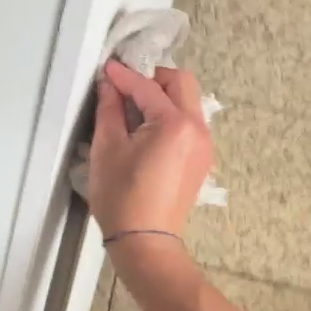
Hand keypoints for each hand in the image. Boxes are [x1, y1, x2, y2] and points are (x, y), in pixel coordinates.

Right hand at [88, 61, 212, 238]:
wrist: (146, 242)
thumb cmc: (122, 197)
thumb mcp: (107, 149)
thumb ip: (109, 109)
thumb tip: (110, 85)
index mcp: (174, 124)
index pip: (147, 86)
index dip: (124, 75)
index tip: (106, 69)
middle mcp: (197, 128)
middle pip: (180, 83)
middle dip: (153, 78)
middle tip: (126, 88)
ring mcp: (204, 145)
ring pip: (188, 102)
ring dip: (163, 97)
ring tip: (134, 110)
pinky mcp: (201, 159)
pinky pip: (189, 123)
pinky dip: (171, 116)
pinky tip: (147, 129)